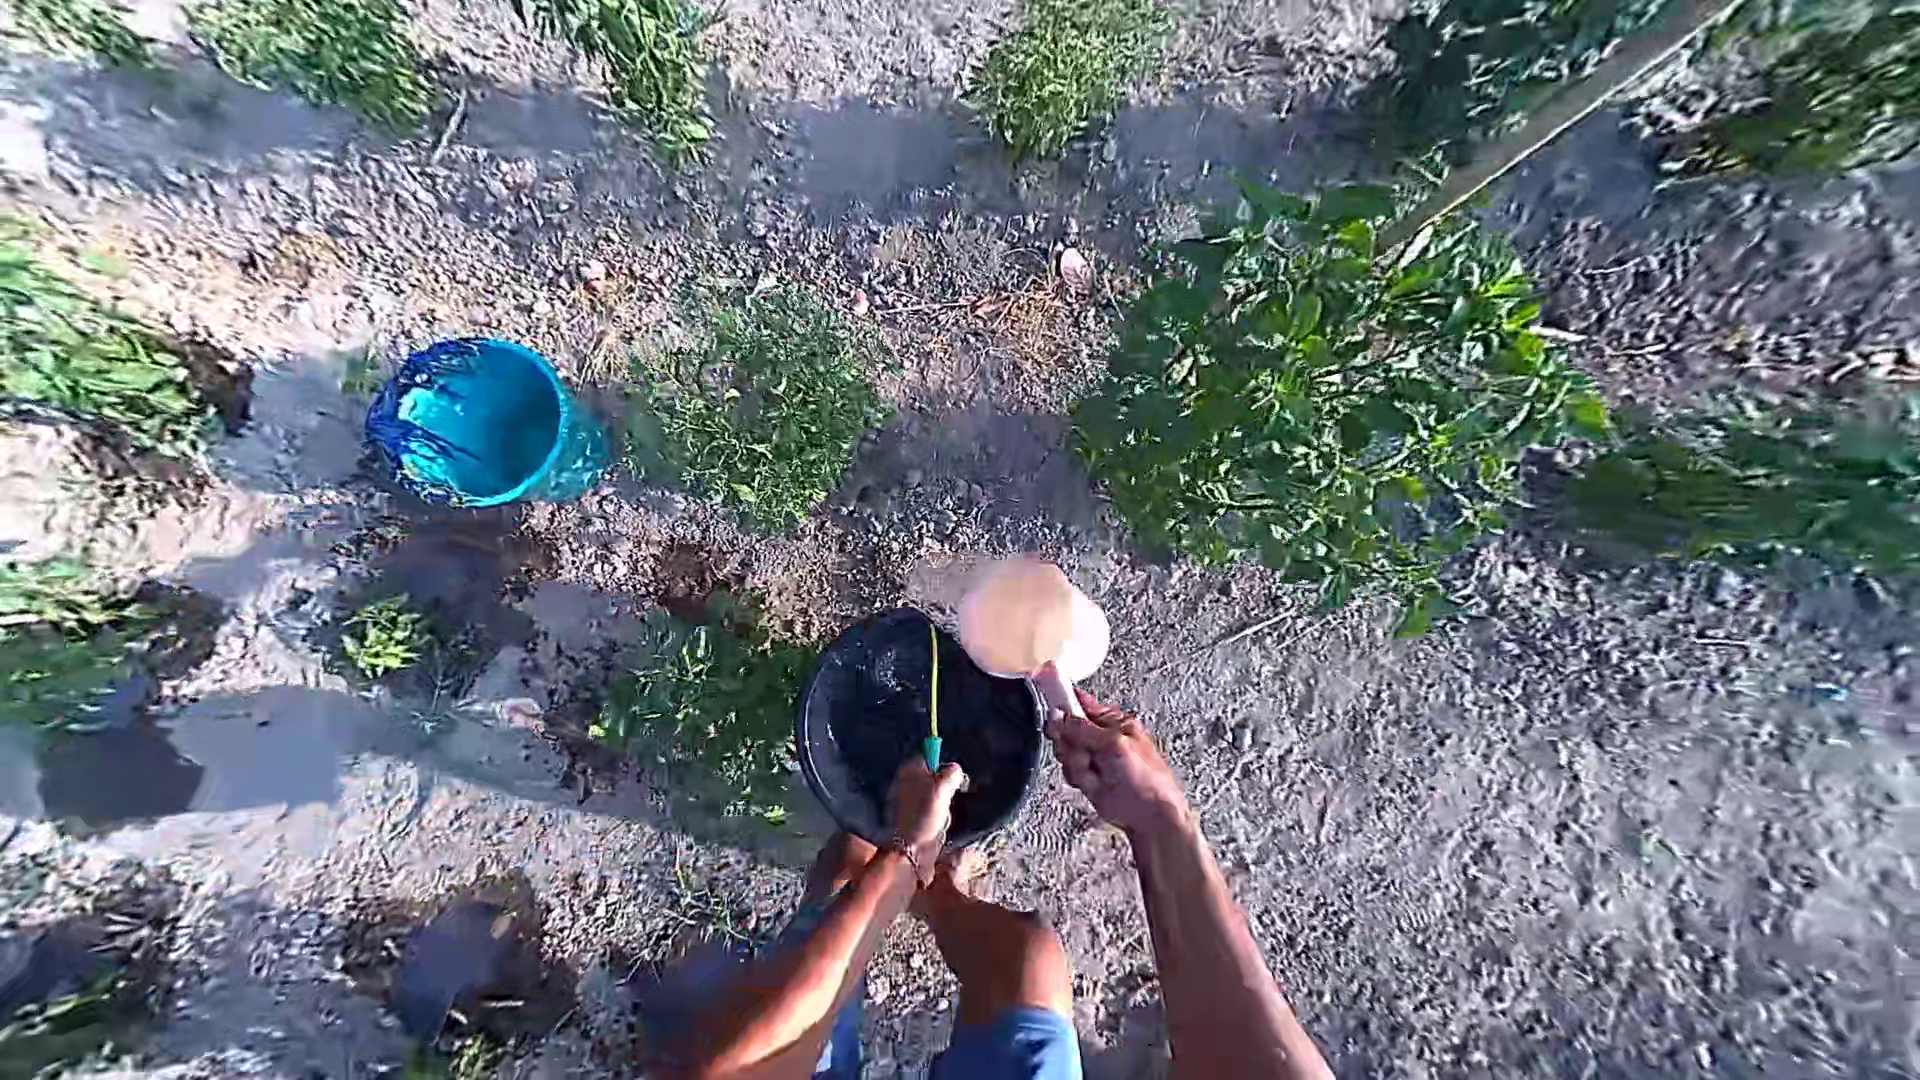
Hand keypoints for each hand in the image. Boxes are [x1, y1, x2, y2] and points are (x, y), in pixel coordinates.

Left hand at [888, 758, 966, 872]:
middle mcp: (904, 782)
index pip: (930, 756)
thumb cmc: (925, 815)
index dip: (944, 766)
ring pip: (934, 796)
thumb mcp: (942, 788)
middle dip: (945, 789)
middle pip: (933, 777)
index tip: (954, 779)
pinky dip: (935, 816)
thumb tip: (955, 768)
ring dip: (942, 805)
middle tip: (946, 800)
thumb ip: (951, 773)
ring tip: (941, 816)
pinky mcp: (909, 817)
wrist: (910, 851)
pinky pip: (929, 811)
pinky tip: (935, 825)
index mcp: (909, 770)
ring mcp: (905, 800)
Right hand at [1046, 687, 1189, 835]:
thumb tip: (1057, 716)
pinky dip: (1077, 776)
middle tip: (1081, 749)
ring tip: (1094, 770)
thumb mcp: (1113, 744)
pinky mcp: (1086, 776)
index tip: (1050, 701)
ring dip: (1076, 762)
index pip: (1082, 702)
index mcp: (1113, 721)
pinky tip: (1093, 782)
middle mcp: (1100, 737)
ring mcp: (1092, 757)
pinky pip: (1068, 769)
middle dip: (1070, 741)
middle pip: (1066, 727)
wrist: (1150, 818)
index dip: (1064, 700)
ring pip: (1065, 750)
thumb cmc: (1147, 779)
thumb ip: (1082, 729)